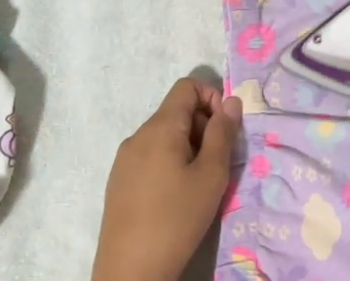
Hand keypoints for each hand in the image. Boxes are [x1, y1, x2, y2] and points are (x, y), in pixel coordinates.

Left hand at [91, 78, 242, 280]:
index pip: (187, 86)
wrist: (129, 274)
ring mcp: (124, 161)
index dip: (212, 98)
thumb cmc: (176, 219)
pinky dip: (169, 163)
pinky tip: (176, 197)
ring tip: (198, 183)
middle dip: (202, 126)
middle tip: (217, 162)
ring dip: (188, 147)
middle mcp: (137, 136)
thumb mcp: (211, 175)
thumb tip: (231, 101)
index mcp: (159, 127)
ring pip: (164, 136)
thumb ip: (223, 133)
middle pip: (176, 111)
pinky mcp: (118, 183)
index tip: (224, 130)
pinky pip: (150, 156)